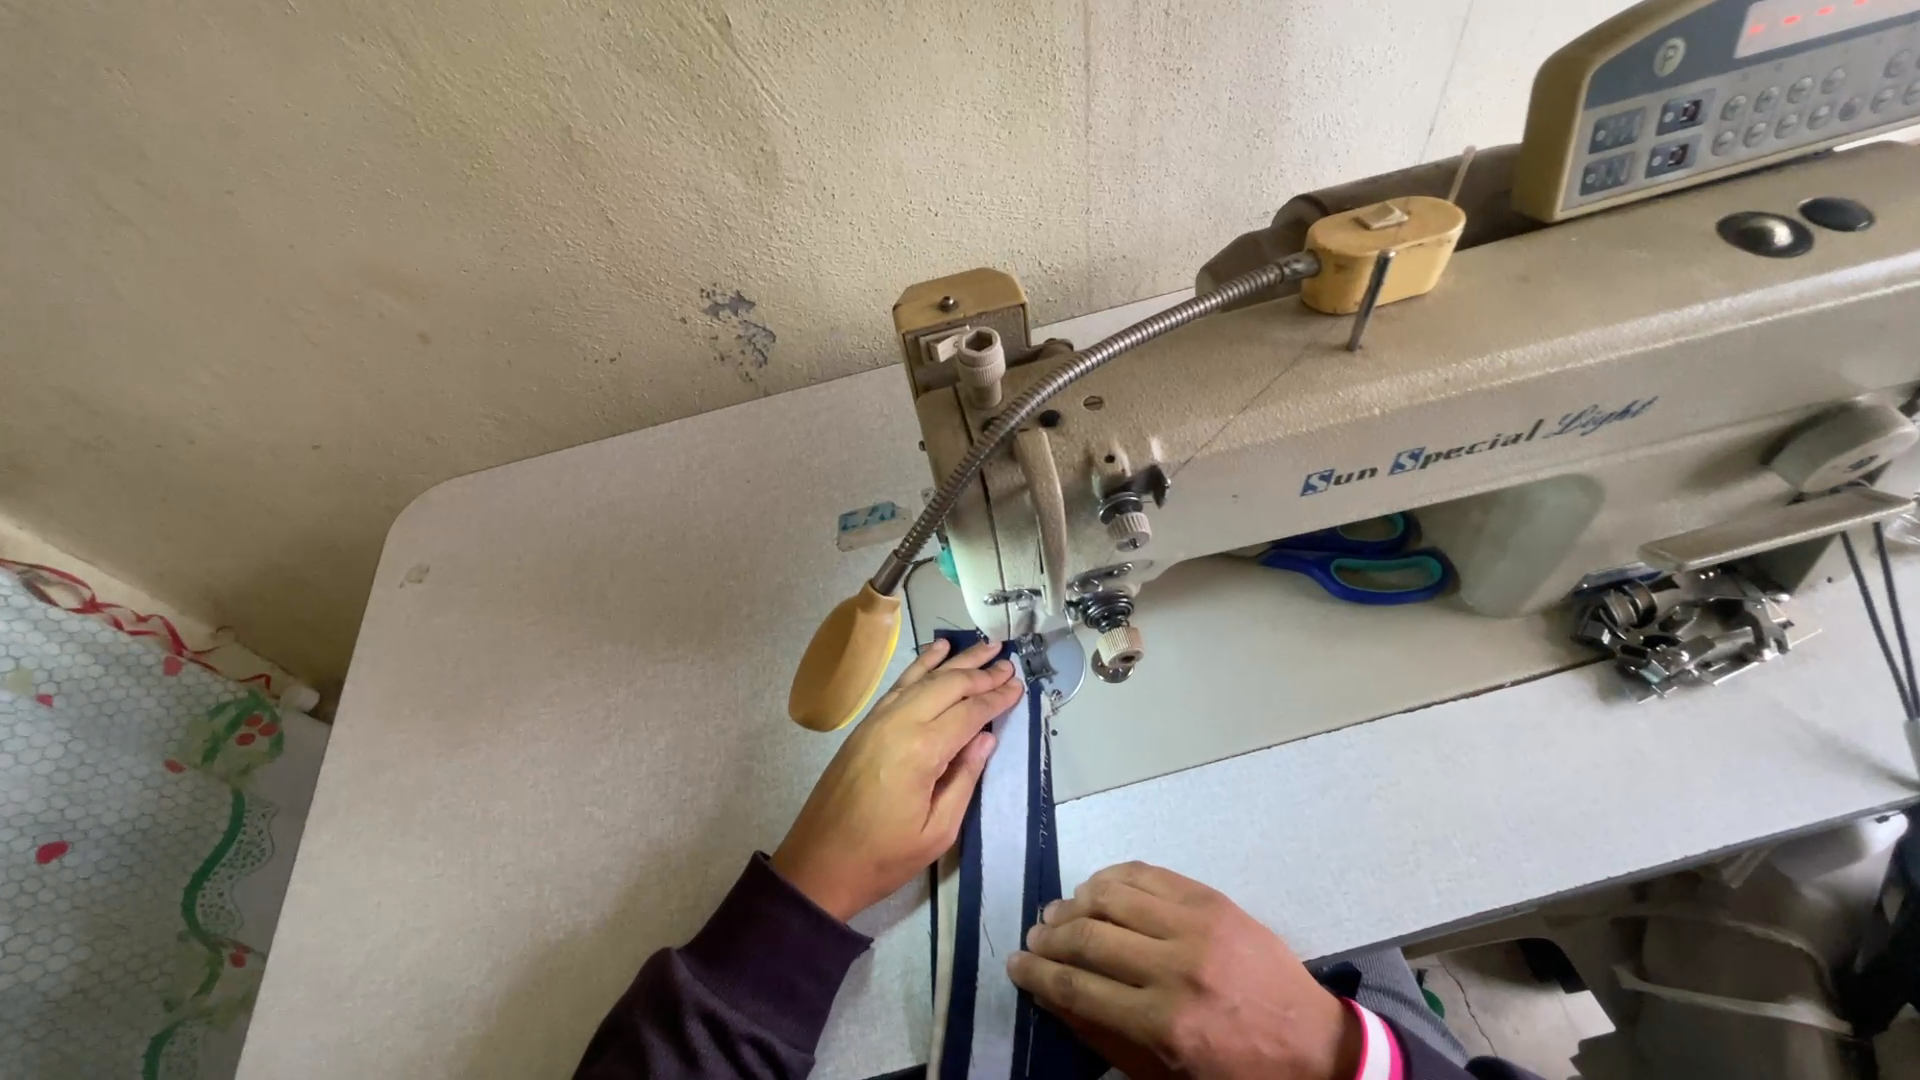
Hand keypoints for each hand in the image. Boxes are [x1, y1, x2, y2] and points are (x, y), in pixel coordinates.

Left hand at [772, 638, 1021, 920]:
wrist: (818, 862)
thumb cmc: (883, 857)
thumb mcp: (938, 831)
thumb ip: (965, 778)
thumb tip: (987, 736)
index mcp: (922, 751)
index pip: (969, 712)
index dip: (997, 698)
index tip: (1020, 685)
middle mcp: (899, 723)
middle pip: (948, 685)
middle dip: (982, 673)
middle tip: (1009, 662)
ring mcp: (879, 719)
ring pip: (924, 677)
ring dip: (956, 661)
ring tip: (985, 645)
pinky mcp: (866, 724)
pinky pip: (900, 684)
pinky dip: (921, 665)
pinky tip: (938, 651)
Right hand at [1006, 862, 1360, 1079]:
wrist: (1313, 1044)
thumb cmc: (1236, 1070)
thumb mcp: (1169, 1073)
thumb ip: (1107, 1034)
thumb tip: (1053, 995)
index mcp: (1165, 1022)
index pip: (1079, 985)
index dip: (1038, 973)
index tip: (1015, 964)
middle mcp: (1174, 966)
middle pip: (1088, 935)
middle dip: (1048, 936)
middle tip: (1032, 937)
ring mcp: (1194, 924)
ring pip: (1111, 894)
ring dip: (1075, 901)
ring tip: (1058, 911)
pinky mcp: (1210, 898)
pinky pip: (1146, 873)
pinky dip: (1111, 876)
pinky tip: (1096, 888)